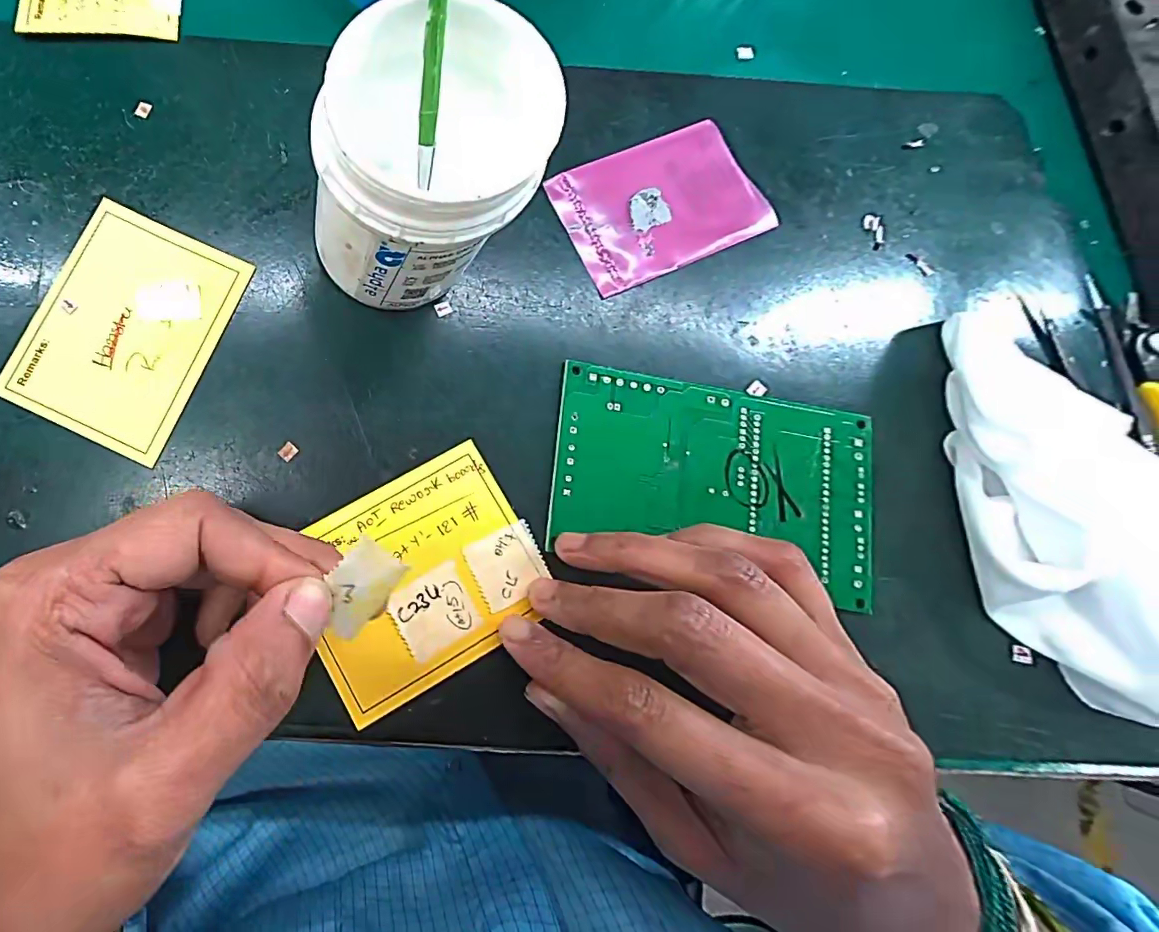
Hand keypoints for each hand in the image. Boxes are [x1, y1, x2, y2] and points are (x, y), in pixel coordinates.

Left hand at [0, 491, 337, 931]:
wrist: (12, 909)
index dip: (262, 552)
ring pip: (193, 561)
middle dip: (264, 568)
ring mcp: (83, 597)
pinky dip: (229, 616)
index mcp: (56, 592)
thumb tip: (315, 597)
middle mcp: (65, 576)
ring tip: (283, 643)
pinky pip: (183, 594)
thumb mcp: (165, 782)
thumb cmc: (65, 855)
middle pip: (189, 536)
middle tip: (330, 607)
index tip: (325, 597)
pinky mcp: (104, 623)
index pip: (182, 527)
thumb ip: (247, 688)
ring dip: (250, 593)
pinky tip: (239, 656)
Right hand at [501, 527, 978, 931]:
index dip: (570, 667)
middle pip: (695, 629)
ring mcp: (863, 682)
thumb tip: (542, 685)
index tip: (515, 636)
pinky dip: (709, 541)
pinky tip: (658, 543)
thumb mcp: (693, 846)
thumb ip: (618, 760)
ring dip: (641, 552)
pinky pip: (785, 567)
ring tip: (577, 548)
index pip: (653, 712)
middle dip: (599, 604)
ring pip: (736, 579)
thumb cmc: (794, 886)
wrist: (919, 894)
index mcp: (803, 811)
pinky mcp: (862, 651)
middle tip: (540, 593)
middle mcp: (843, 735)